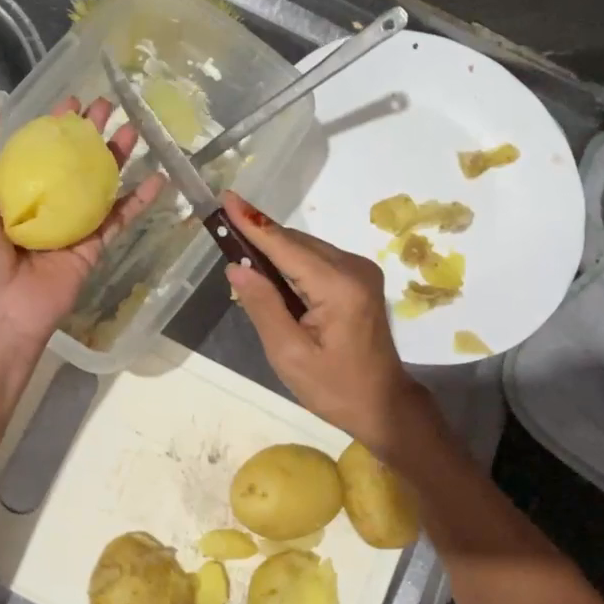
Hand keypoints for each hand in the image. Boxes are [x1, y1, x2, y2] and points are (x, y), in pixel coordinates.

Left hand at [0, 97, 163, 348]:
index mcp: (7, 195)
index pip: (36, 152)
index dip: (54, 126)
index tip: (72, 102)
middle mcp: (41, 208)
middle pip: (72, 164)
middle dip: (90, 134)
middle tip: (109, 106)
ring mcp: (68, 229)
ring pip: (99, 186)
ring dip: (116, 158)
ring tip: (133, 129)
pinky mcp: (91, 250)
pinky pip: (118, 220)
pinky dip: (139, 201)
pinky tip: (157, 177)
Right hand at [222, 192, 420, 449]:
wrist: (382, 404)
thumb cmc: (333, 388)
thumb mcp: (288, 354)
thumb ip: (262, 306)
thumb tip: (236, 266)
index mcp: (338, 287)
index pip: (285, 247)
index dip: (252, 224)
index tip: (226, 199)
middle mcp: (354, 268)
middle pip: (296, 243)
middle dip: (258, 235)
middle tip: (221, 230)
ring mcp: (361, 271)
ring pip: (305, 249)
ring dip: (273, 249)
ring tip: (237, 251)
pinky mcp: (360, 280)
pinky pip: (316, 260)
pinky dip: (289, 262)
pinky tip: (269, 274)